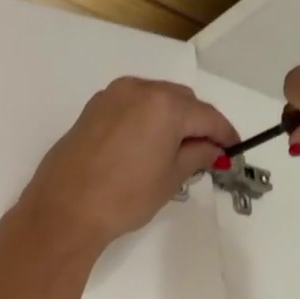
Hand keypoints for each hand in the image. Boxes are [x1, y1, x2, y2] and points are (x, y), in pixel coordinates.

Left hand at [21, 77, 237, 249]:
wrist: (66, 209)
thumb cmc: (125, 197)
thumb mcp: (170, 179)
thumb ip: (196, 156)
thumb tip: (211, 148)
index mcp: (165, 105)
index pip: (207, 116)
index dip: (225, 134)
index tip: (234, 150)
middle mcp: (139, 89)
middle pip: (182, 100)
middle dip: (199, 123)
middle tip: (207, 153)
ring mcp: (113, 96)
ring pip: (156, 100)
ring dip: (173, 119)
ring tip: (178, 151)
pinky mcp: (94, 108)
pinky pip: (133, 106)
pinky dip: (148, 119)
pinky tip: (150, 146)